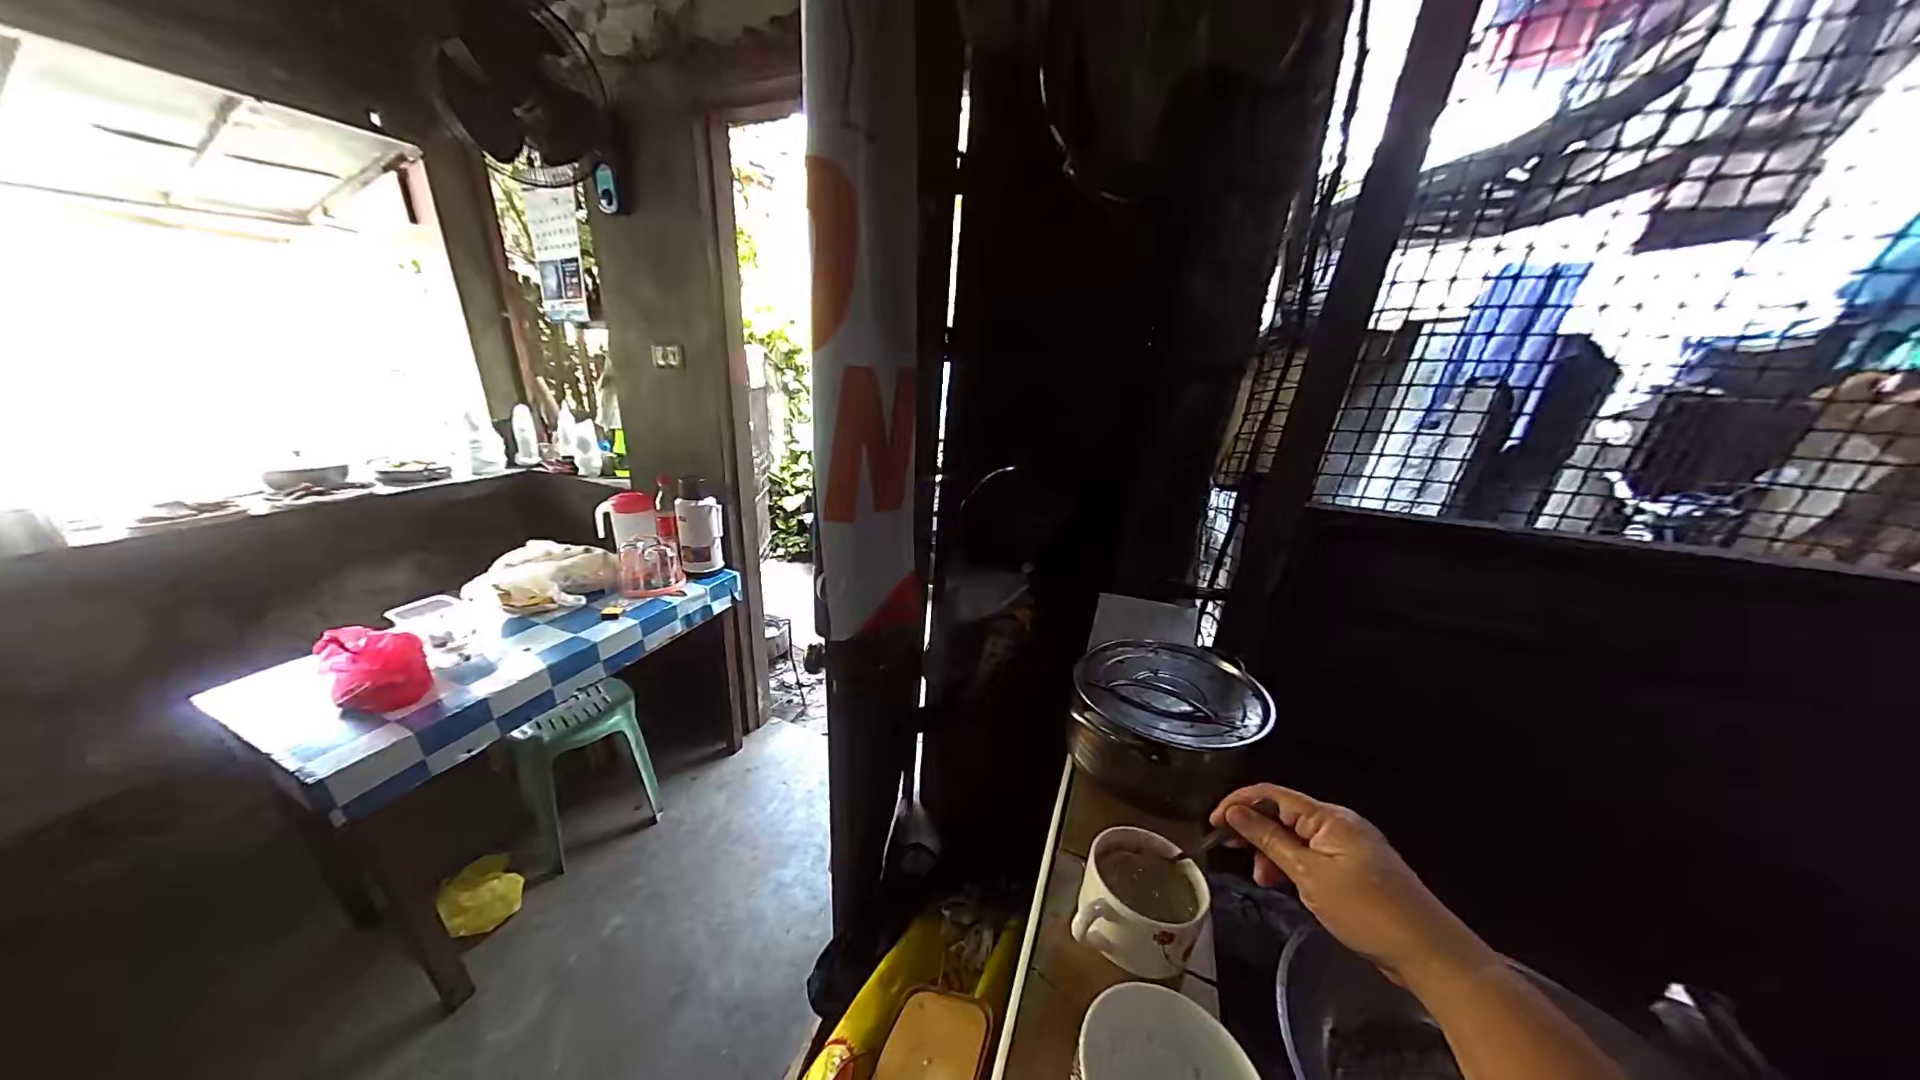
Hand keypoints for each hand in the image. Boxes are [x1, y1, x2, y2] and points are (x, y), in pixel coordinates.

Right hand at [1210, 783, 1497, 986]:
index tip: (1215, 821)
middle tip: (1229, 847)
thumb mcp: (1308, 874)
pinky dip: (1292, 864)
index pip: (1271, 794)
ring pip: (1294, 835)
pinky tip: (1285, 883)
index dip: (1238, 803)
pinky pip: (1311, 854)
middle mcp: (1339, 824)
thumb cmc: (1372, 913)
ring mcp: (1348, 845)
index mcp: (1329, 817)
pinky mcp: (1354, 867)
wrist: (1428, 953)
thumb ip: (1268, 839)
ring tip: (1263, 876)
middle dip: (1253, 829)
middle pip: (1282, 812)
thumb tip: (1237, 813)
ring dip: (1271, 851)